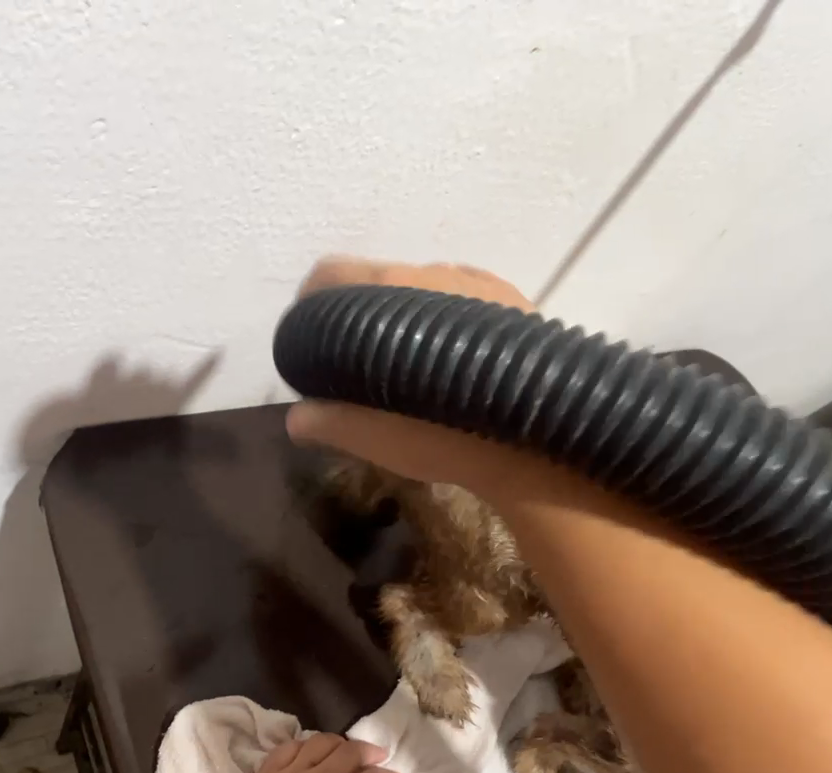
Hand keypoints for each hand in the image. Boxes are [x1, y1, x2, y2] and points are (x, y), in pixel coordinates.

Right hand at [287, 256, 562, 496]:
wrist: (535, 442)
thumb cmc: (440, 435)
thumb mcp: (372, 438)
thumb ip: (326, 421)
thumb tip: (295, 419)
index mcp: (384, 291)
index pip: (329, 274)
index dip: (311, 305)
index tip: (311, 340)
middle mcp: (427, 271)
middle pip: (375, 277)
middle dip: (357, 311)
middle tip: (357, 357)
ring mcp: (474, 280)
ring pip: (420, 285)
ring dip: (402, 312)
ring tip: (409, 358)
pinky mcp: (510, 296)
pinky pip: (461, 294)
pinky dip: (443, 314)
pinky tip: (452, 354)